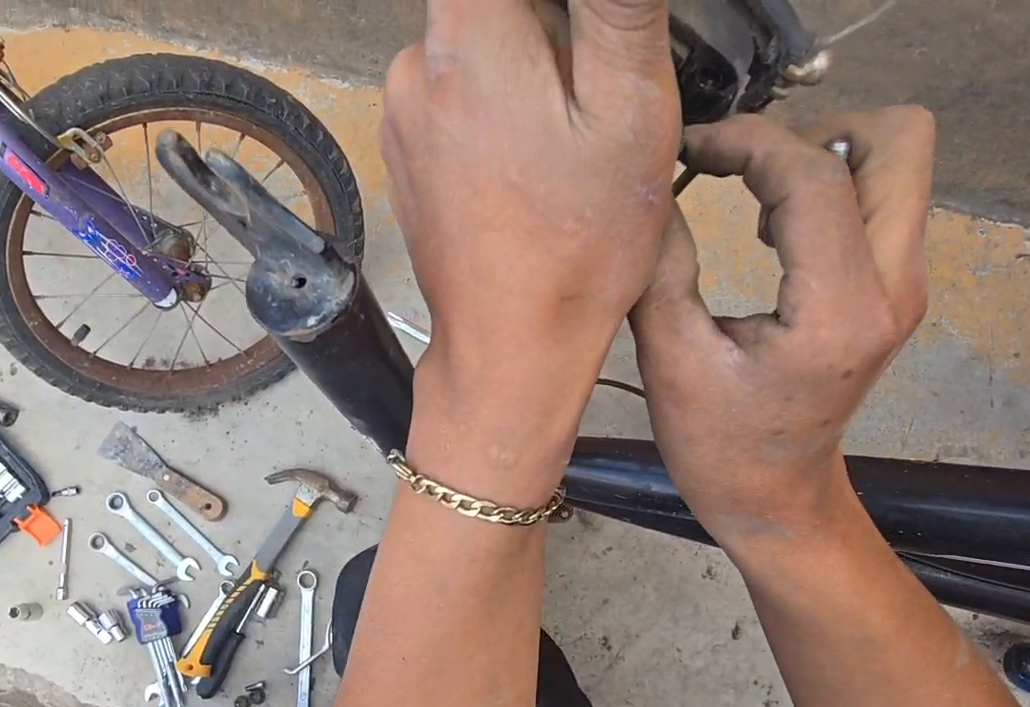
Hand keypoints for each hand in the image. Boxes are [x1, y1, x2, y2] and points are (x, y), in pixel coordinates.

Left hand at [383, 0, 679, 503]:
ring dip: (530, 77)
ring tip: (564, 150)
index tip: (586, 52)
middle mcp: (411, 66)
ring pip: (477, 50)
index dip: (557, 12)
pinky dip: (498, 116)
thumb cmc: (576, 247)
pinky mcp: (406, 158)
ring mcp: (400, 118)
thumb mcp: (629, 106)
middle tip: (591, 107)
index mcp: (464, 36)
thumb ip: (614, 7)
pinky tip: (528, 173)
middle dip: (553, 36)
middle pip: (494, 3)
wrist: (511, 349)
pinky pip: (457, 102)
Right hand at [629, 108, 935, 544]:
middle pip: (900, 139)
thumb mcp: (673, 360)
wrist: (776, 498)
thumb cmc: (718, 446)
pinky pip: (881, 200)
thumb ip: (664, 266)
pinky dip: (830, 190)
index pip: (814, 176)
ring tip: (754, 201)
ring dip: (823, 159)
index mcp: (838, 310)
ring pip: (899, 162)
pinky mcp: (894, 290)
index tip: (691, 150)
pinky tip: (774, 231)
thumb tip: (655, 189)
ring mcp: (904, 287)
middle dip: (813, 134)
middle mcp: (893, 287)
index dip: (748, 142)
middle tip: (744, 171)